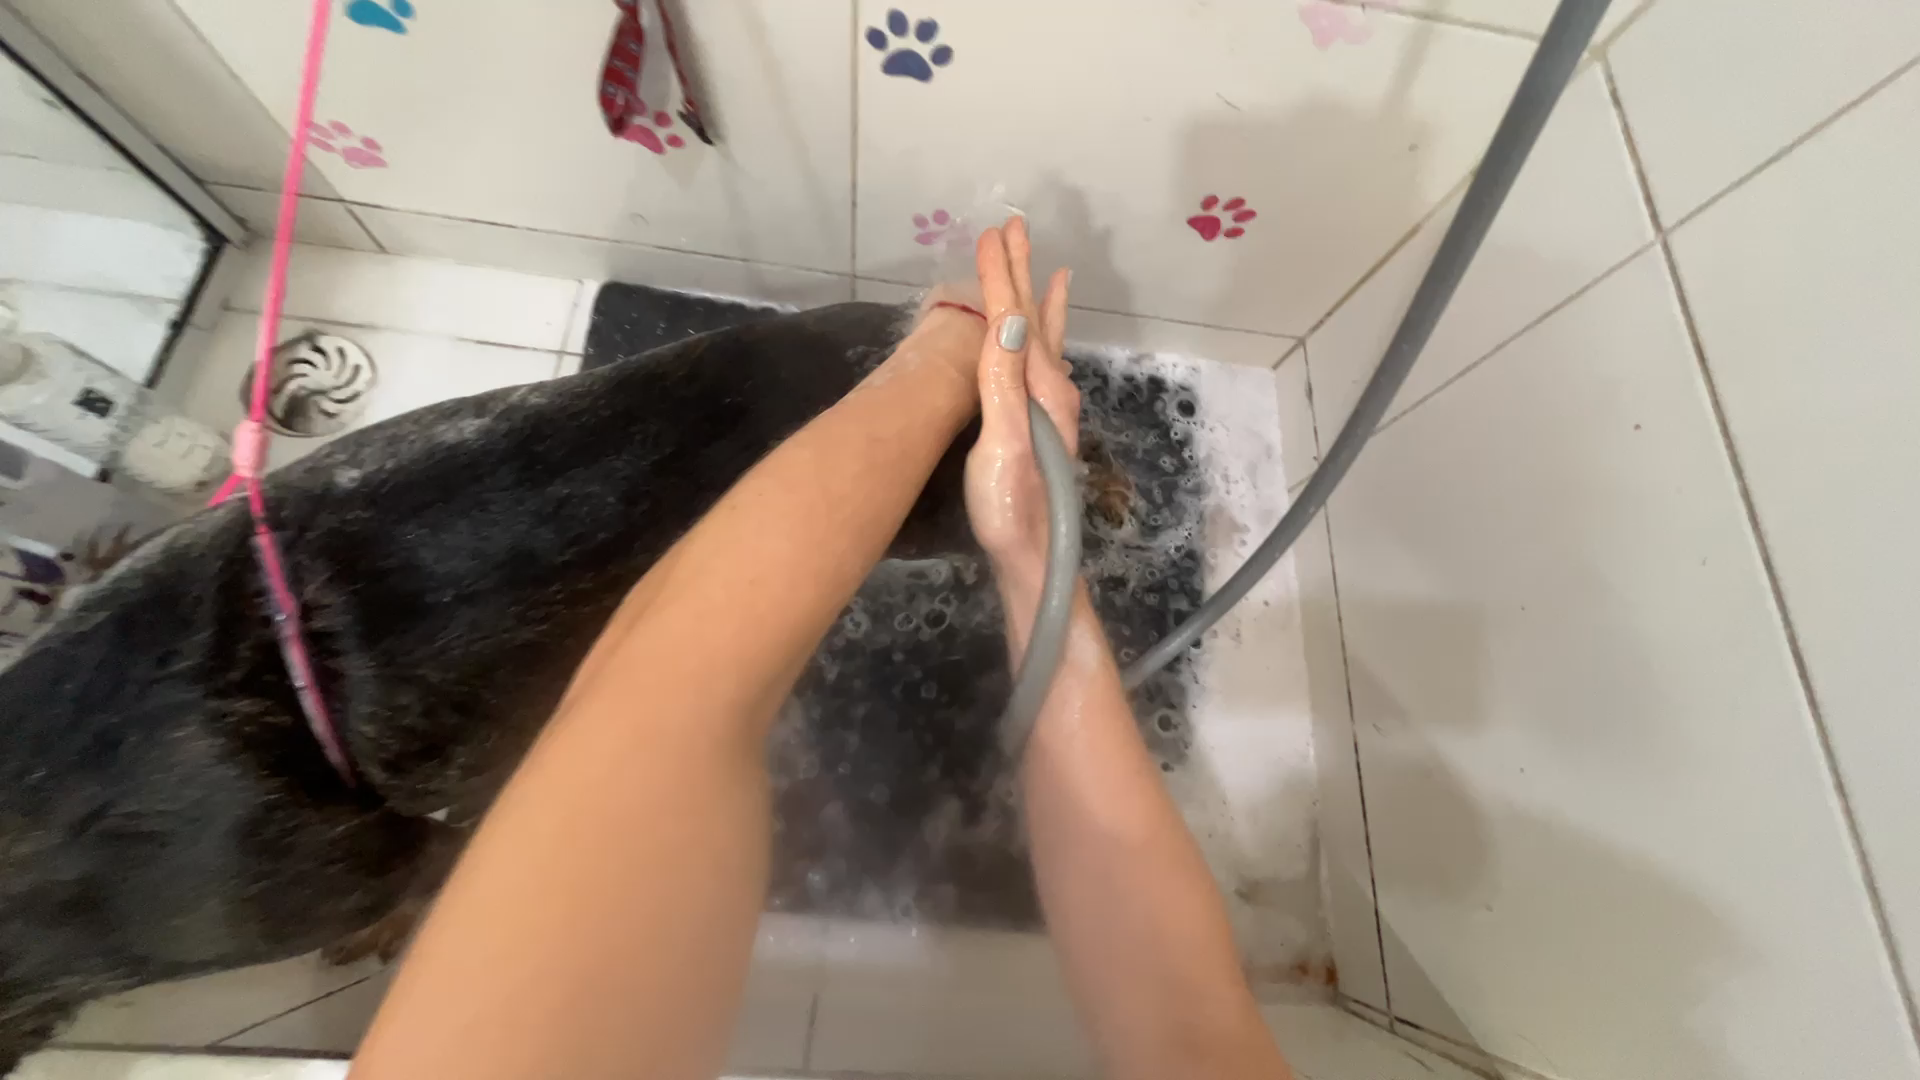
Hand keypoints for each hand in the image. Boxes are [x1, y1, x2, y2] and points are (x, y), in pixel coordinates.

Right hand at [964, 218, 1077, 597]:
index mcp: (1040, 389)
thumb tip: (1005, 323)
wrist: (1032, 554)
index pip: (1015, 320)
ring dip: (1036, 301)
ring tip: (1048, 269)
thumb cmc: (1011, 506)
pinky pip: (1042, 365)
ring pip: (1041, 339)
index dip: (1001, 277)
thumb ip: (1004, 384)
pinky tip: (1047, 341)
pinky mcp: (1040, 425)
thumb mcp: (1003, 444)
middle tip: (1014, 228)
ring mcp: (1049, 408)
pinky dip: (1045, 341)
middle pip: (1033, 321)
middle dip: (1021, 275)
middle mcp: (1051, 391)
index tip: (990, 234)